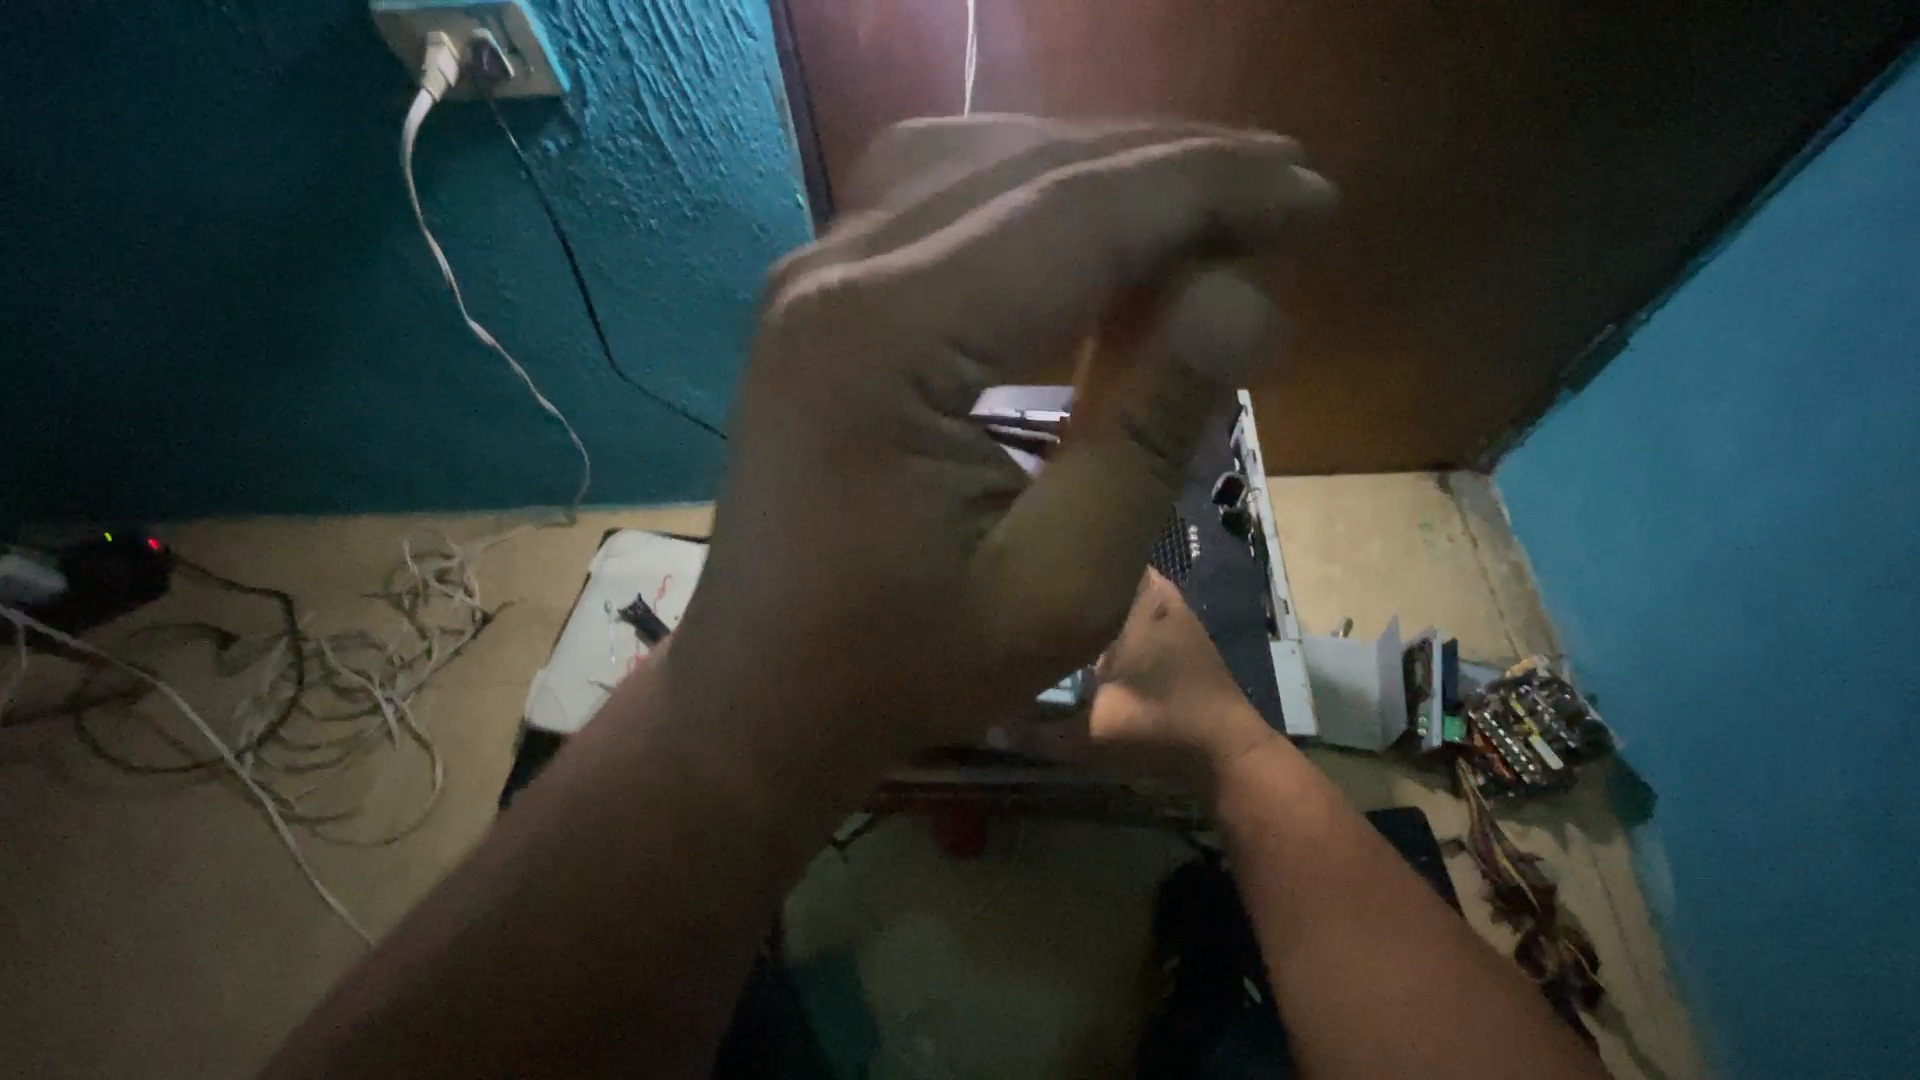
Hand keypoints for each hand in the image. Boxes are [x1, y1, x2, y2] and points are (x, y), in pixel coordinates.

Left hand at [670, 116, 1334, 763]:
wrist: (767, 692)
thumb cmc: (907, 666)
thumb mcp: (1060, 584)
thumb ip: (1150, 431)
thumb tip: (1245, 300)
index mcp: (884, 341)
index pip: (1076, 216)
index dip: (1208, 195)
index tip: (1314, 198)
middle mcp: (833, 277)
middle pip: (1027, 169)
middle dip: (1166, 174)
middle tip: (1277, 200)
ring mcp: (811, 282)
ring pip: (977, 167)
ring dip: (1098, 178)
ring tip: (1200, 215)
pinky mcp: (817, 307)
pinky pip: (934, 210)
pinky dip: (1029, 206)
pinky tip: (1091, 241)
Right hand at [992, 569, 1280, 786]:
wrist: (1227, 752)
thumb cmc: (1161, 730)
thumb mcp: (1092, 736)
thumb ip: (1036, 733)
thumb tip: (987, 727)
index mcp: (1135, 599)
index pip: (1092, 548)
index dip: (1056, 547)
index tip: (1019, 550)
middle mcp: (1155, 590)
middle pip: (1102, 562)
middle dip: (1067, 567)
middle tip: (1023, 574)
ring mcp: (1171, 605)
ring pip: (1118, 580)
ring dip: (1089, 585)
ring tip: (1044, 591)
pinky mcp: (1177, 624)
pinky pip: (1132, 598)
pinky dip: (1108, 603)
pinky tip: (1080, 622)